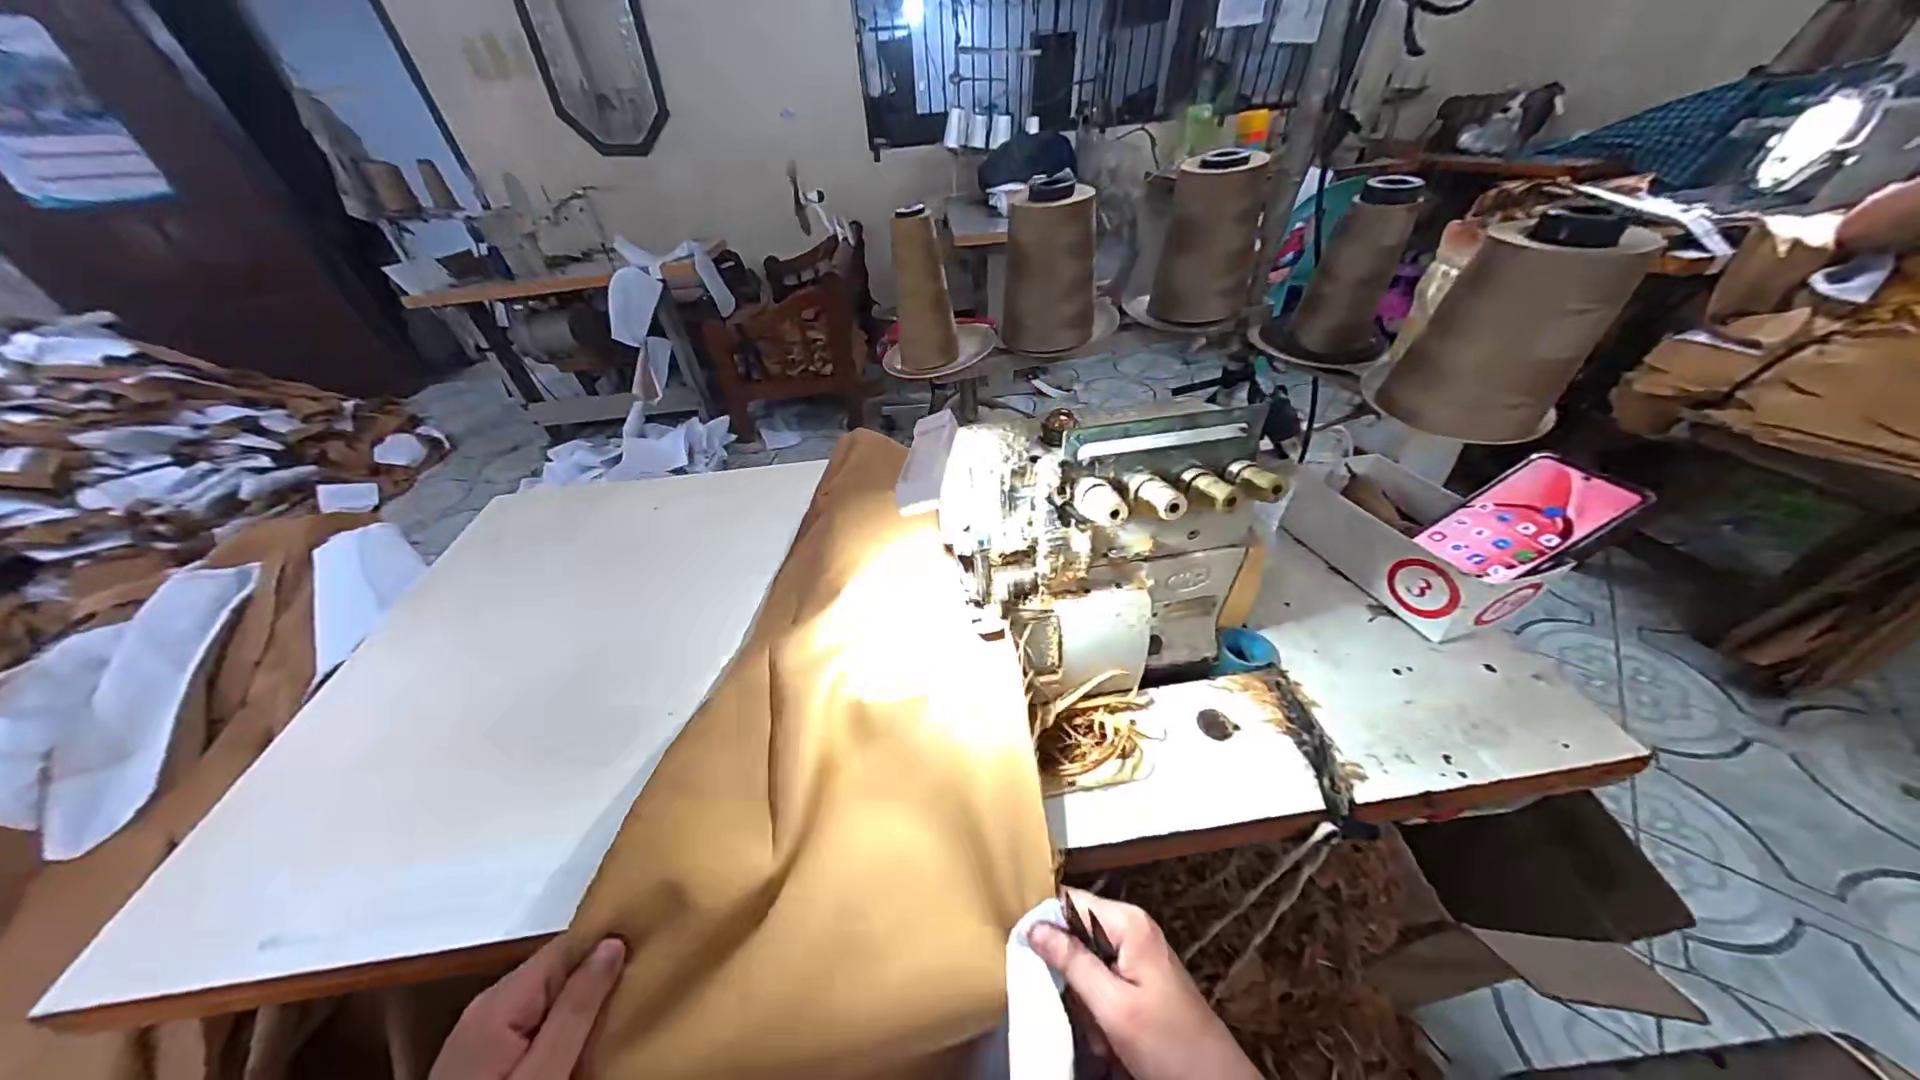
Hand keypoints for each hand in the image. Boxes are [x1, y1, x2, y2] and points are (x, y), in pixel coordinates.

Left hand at [430, 937, 626, 1079]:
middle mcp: (487, 1008)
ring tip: (623, 1006)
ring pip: (548, 997)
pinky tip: (586, 1037)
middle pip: (557, 970)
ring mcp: (481, 1034)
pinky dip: (564, 1025)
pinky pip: (535, 1022)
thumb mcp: (544, 1077)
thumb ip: (576, 1010)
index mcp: (499, 1003)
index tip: (647, 948)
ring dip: (583, 1002)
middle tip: (642, 982)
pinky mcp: (484, 1059)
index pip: (565, 946)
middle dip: (597, 976)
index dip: (607, 944)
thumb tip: (612, 943)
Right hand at [1029, 889, 1258, 1079]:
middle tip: (1070, 1004)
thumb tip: (1033, 926)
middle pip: (1076, 930)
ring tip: (1095, 1031)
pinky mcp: (1139, 978)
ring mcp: (1137, 953)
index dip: (1044, 921)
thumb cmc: (1168, 1046)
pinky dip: (1096, 1006)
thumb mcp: (1113, 1007)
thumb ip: (1072, 961)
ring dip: (1081, 995)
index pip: (1069, 899)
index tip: (1024, 951)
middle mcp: (1131, 928)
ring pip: (1085, 959)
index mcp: (1127, 922)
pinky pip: (1101, 979)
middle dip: (1067, 969)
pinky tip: (1105, 1037)